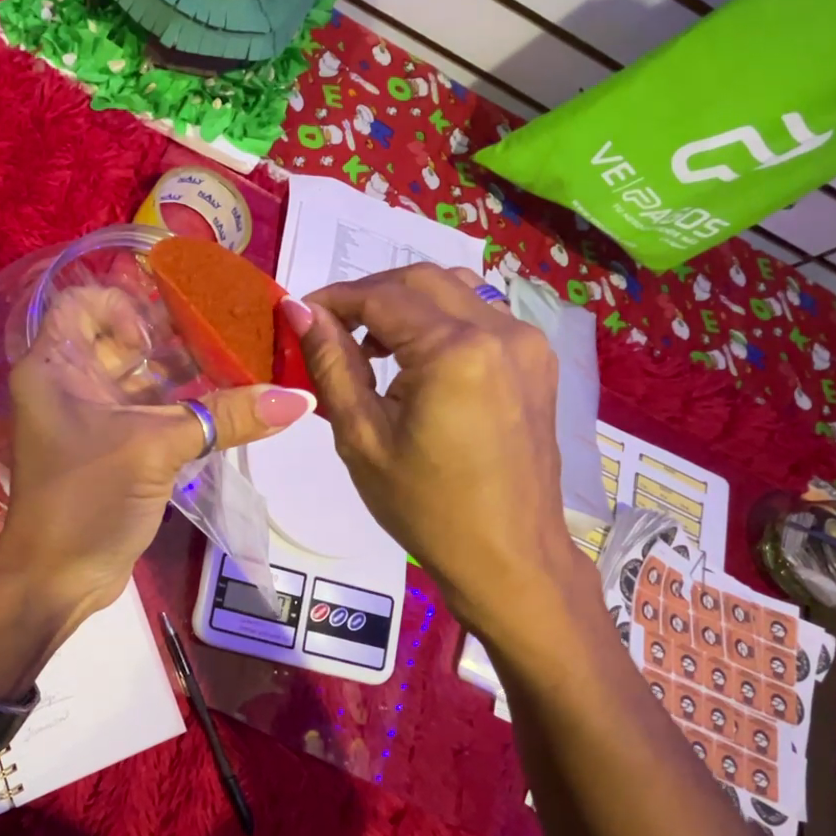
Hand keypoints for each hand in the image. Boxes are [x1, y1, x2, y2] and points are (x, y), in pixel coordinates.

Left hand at [0, 286, 315, 634]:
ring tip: (238, 370)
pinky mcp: (109, 450)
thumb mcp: (155, 449)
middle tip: (226, 341)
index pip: (80, 303)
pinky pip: (146, 413)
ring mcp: (88, 419)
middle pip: (119, 340)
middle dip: (170, 339)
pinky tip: (226, 410)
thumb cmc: (86, 499)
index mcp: (53, 367)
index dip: (121, 304)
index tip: (163, 328)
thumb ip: (224, 418)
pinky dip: (180, 410)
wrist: (56, 579)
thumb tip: (297, 397)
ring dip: (183, 378)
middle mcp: (65, 384)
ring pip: (138, 380)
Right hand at [282, 265, 585, 642]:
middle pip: (419, 279)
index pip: (380, 296)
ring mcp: (527, 343)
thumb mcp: (360, 436)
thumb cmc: (425, 506)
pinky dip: (436, 321)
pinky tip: (412, 363)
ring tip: (369, 349)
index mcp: (455, 352)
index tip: (298, 316)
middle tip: (330, 331)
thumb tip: (297, 309)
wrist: (508, 556)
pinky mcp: (537, 360)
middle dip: (367, 294)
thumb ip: (330, 363)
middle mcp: (500, 331)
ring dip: (403, 304)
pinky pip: (478, 314)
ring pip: (452, 290)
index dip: (333, 299)